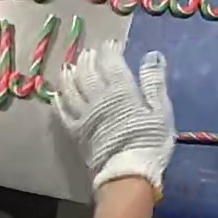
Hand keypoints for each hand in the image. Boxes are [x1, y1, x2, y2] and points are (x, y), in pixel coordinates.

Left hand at [54, 40, 174, 195]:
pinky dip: (59, 100)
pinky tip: (57, 94)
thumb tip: (152, 56)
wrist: (127, 172)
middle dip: (88, 60)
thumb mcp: (160, 110)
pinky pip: (63, 112)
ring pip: (71, 89)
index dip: (110, 51)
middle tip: (88, 53)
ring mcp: (83, 115)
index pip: (111, 63)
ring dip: (70, 76)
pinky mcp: (75, 131)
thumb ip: (154, 82)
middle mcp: (98, 99)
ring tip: (70, 67)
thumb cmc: (149, 141)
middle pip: (88, 74)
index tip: (110, 44)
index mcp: (120, 91)